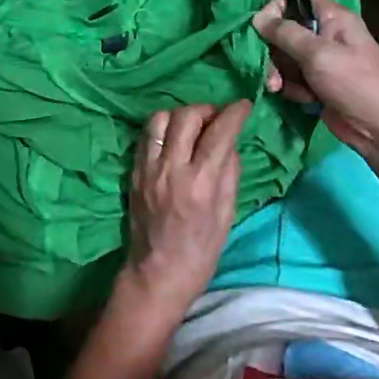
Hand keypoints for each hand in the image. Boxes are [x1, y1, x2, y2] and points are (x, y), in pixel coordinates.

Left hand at [124, 101, 248, 310]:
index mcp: (200, 183)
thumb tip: (230, 141)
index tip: (244, 105)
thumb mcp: (227, 213)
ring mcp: (148, 168)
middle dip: (208, 109)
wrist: (158, 273)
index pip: (219, 132)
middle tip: (218, 118)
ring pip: (161, 118)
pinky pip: (146, 135)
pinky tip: (174, 137)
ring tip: (194, 125)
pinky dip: (162, 128)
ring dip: (181, 114)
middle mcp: (171, 168)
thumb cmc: (201, 251)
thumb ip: (229, 172)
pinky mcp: (134, 171)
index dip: (235, 112)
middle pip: (187, 116)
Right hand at [253, 0, 378, 156]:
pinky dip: (292, 88)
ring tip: (280, 88)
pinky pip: (295, 78)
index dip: (278, 7)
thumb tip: (257, 17)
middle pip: (287, 30)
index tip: (262, 26)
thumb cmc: (355, 83)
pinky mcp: (320, 85)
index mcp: (333, 17)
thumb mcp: (317, 53)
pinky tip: (302, 100)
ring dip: (280, 72)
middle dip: (274, 49)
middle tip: (271, 67)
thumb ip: (285, 33)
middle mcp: (327, 35)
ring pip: (287, 57)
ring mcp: (323, 61)